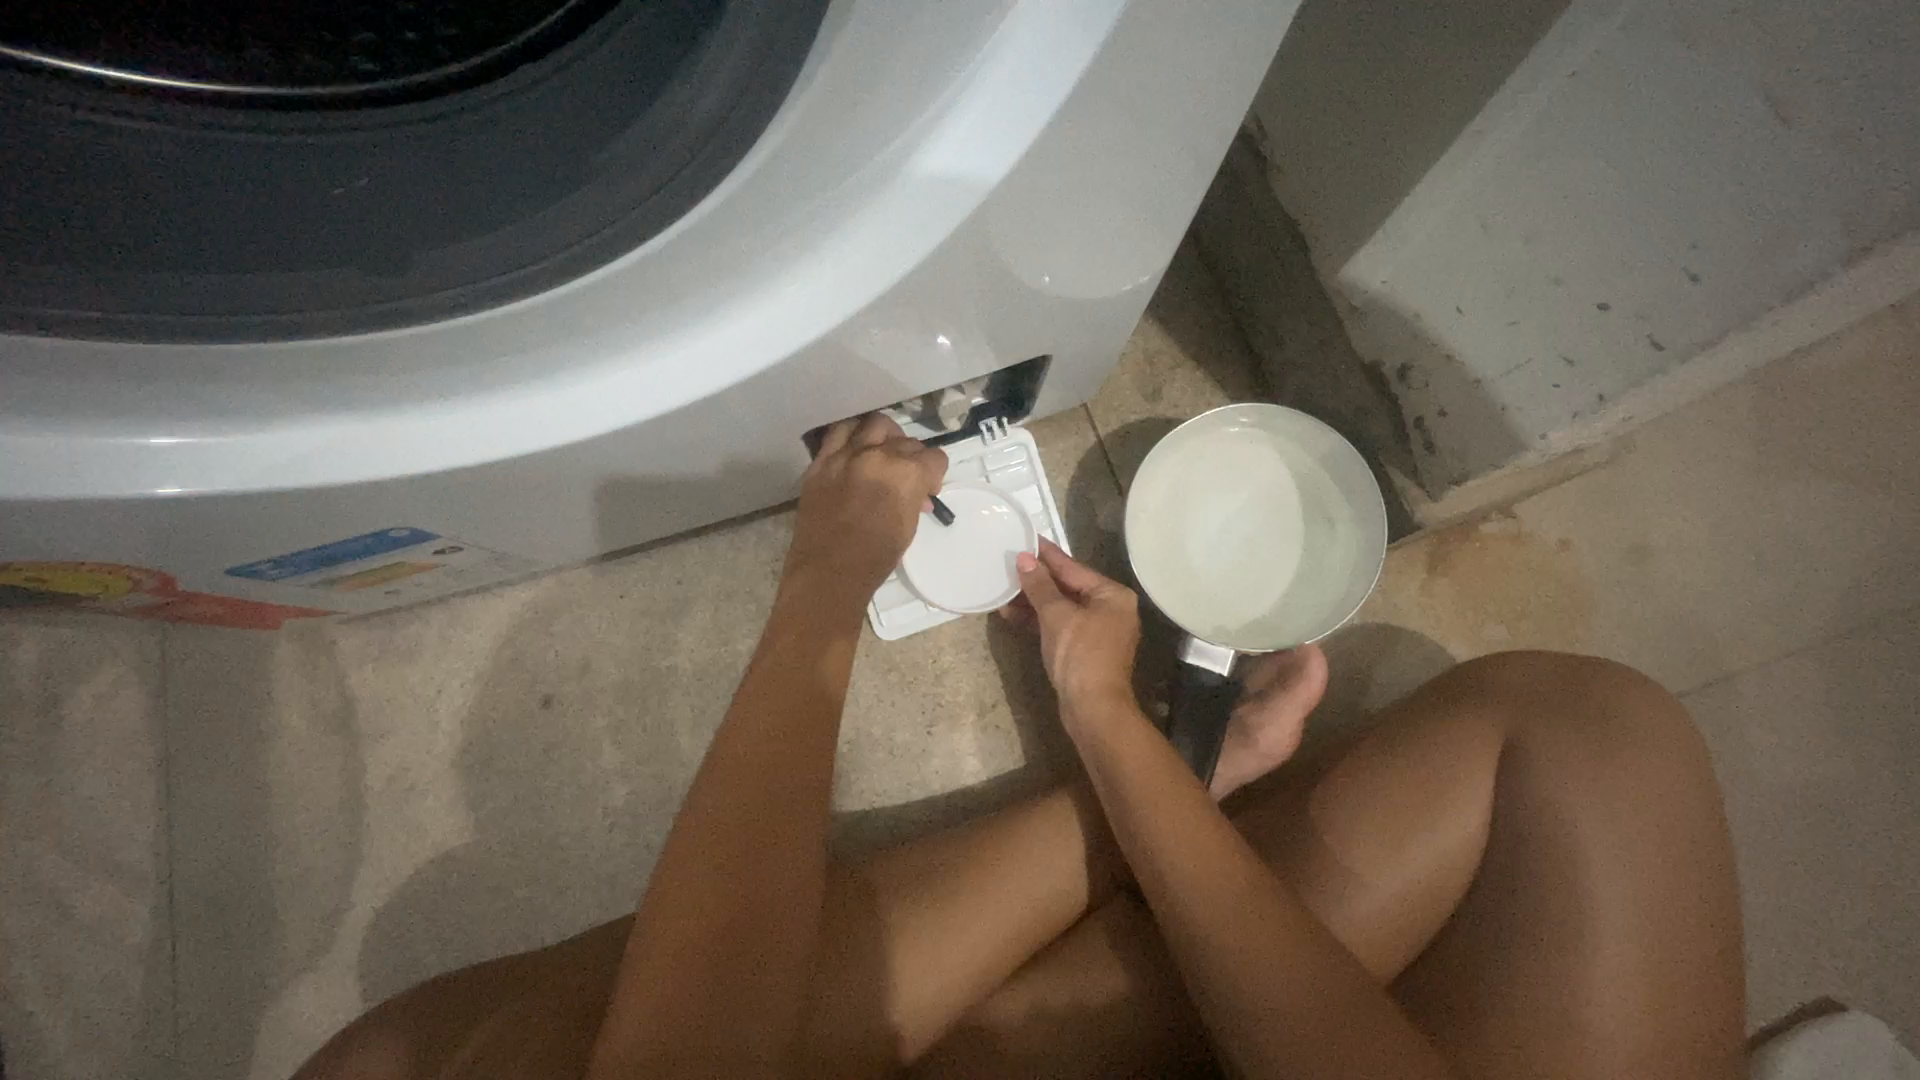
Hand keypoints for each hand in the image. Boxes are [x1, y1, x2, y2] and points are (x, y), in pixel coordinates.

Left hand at [786, 414, 947, 592]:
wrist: (829, 571)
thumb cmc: (875, 558)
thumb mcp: (908, 528)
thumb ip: (915, 500)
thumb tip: (918, 495)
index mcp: (907, 474)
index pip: (934, 458)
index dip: (935, 474)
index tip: (928, 489)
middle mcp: (879, 455)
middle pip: (907, 441)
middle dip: (913, 457)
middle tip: (907, 476)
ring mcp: (847, 455)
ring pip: (874, 424)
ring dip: (885, 434)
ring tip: (883, 450)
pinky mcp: (822, 461)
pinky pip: (838, 433)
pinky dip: (852, 436)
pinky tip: (855, 449)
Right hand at [1004, 540, 1141, 719]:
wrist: (1093, 709)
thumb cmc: (1080, 656)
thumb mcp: (1056, 616)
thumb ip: (1040, 586)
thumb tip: (1024, 559)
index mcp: (1112, 595)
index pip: (1073, 568)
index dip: (1047, 555)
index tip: (1026, 539)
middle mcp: (1110, 609)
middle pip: (1068, 587)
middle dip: (1036, 579)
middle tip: (1008, 563)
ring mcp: (1098, 631)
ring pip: (1061, 608)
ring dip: (1033, 601)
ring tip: (1003, 590)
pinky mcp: (1084, 650)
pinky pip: (1059, 625)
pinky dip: (1038, 621)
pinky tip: (1011, 615)